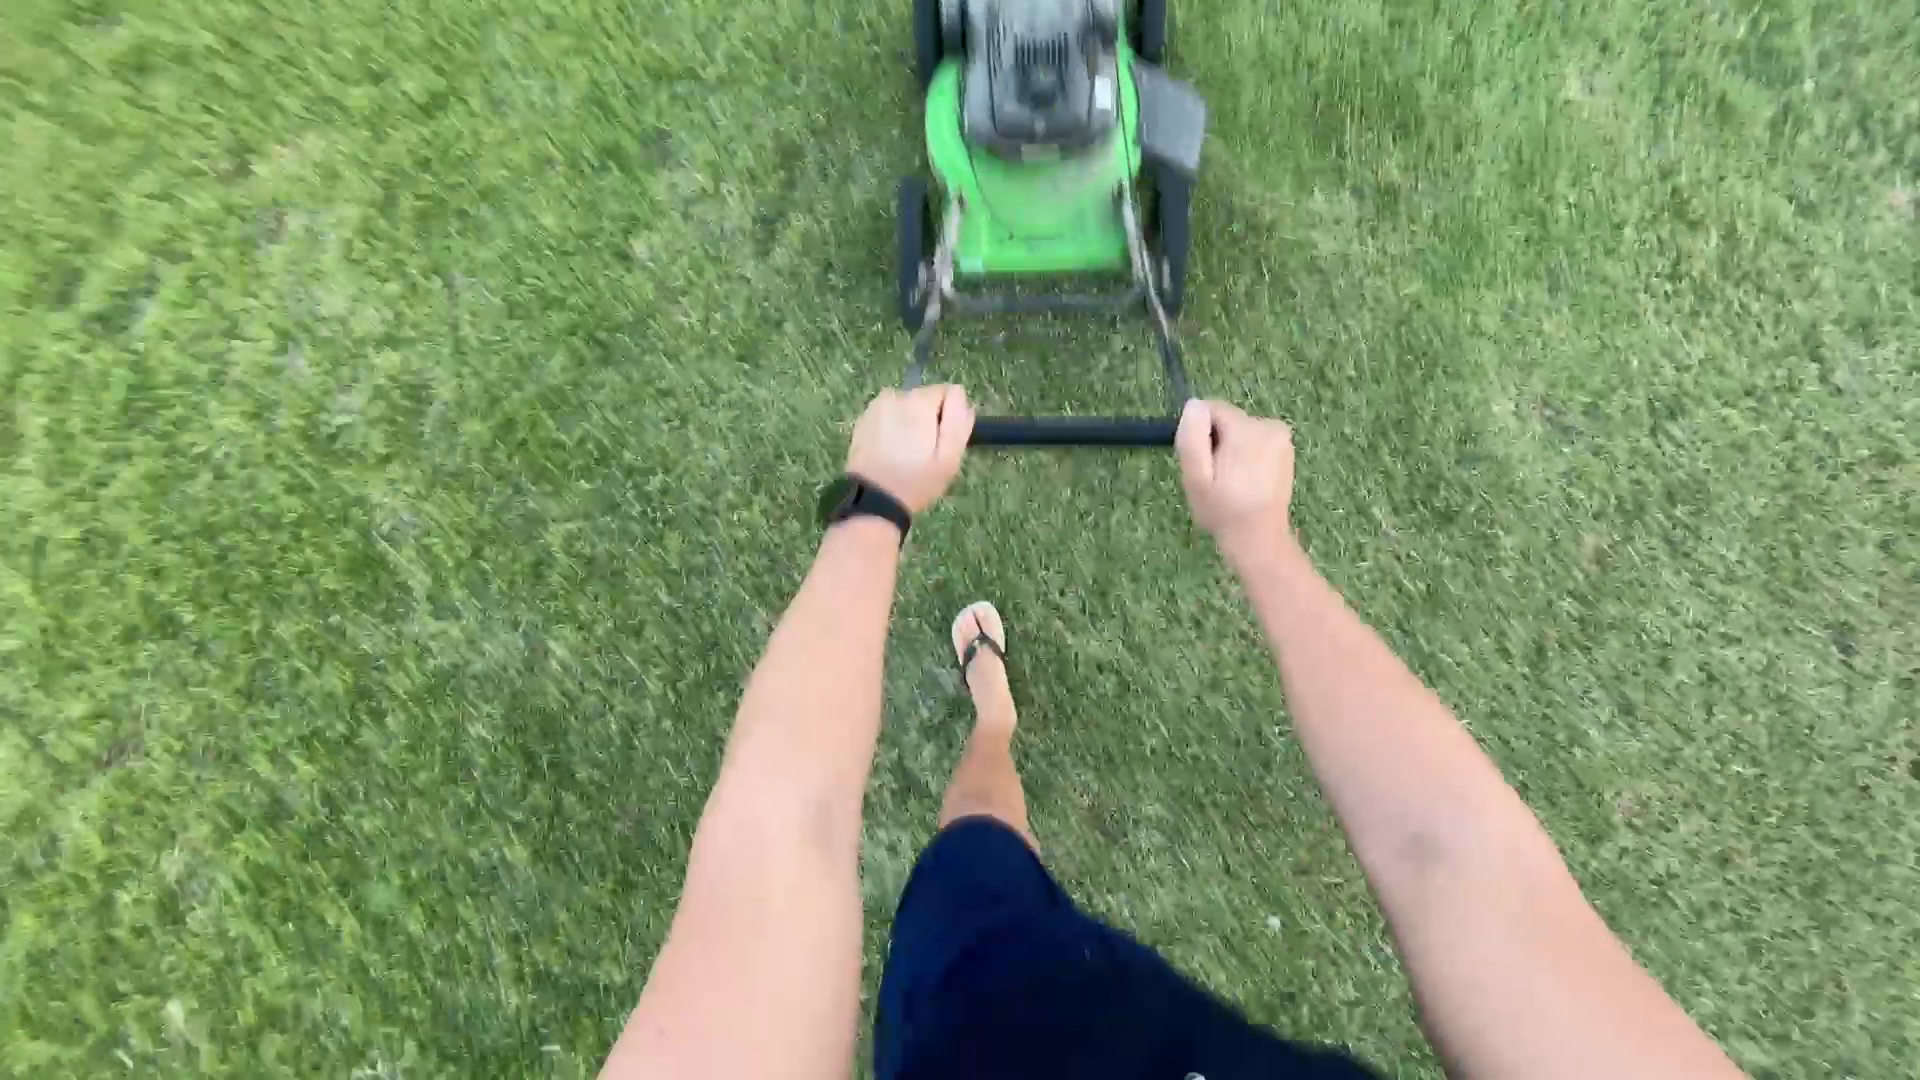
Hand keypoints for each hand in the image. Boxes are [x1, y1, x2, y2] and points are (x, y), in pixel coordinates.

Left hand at [845, 385, 974, 514]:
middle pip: (924, 398)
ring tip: (906, 453)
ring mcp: (874, 407)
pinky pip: (887, 417)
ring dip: (909, 423)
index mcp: (918, 401)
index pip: (947, 392)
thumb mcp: (949, 458)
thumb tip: (960, 397)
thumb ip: (958, 422)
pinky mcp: (862, 421)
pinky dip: (891, 428)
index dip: (950, 416)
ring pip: (905, 407)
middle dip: (928, 419)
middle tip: (925, 452)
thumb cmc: (917, 481)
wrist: (873, 500)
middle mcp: (894, 395)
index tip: (942, 441)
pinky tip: (890, 452)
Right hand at [1176, 399, 1294, 561]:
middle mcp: (1270, 425)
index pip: (1211, 409)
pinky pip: (1255, 440)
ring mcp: (1282, 438)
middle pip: (1227, 420)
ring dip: (1230, 449)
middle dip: (1215, 442)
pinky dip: (1246, 455)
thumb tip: (1193, 405)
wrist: (1259, 537)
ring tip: (1228, 480)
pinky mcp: (1286, 449)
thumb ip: (1192, 438)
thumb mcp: (1196, 478)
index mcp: (1247, 429)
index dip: (1198, 433)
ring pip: (1240, 430)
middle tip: (1213, 476)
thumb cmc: (1222, 510)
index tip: (1201, 462)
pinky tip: (1244, 480)